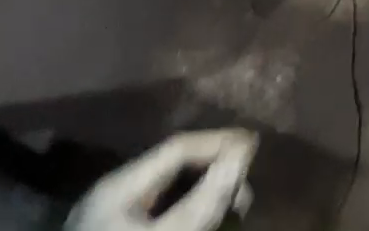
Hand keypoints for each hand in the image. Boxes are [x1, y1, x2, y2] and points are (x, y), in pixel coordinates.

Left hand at [66, 129, 257, 230]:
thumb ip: (200, 205)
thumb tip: (239, 161)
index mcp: (119, 189)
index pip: (178, 149)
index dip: (218, 145)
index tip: (254, 149)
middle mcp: (114, 201)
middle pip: (174, 174)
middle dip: (213, 178)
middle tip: (246, 198)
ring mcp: (113, 227)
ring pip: (169, 202)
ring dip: (202, 203)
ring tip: (234, 215)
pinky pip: (160, 224)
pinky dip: (187, 222)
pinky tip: (205, 227)